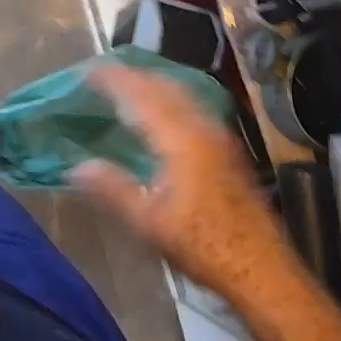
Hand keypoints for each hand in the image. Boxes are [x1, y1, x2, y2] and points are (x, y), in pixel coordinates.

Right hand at [75, 65, 294, 296]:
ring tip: (130, 87)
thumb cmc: (202, 245)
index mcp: (182, 140)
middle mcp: (204, 130)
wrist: (261, 270)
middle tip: (107, 74)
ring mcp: (221, 139)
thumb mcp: (149, 223)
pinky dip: (172, 101)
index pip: (143, 96)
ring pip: (185, 97)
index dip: (116, 80)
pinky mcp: (229, 153)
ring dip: (156, 86)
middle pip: (167, 88)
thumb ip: (114, 190)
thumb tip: (78, 167)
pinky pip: (194, 109)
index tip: (90, 71)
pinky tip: (162, 116)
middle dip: (136, 76)